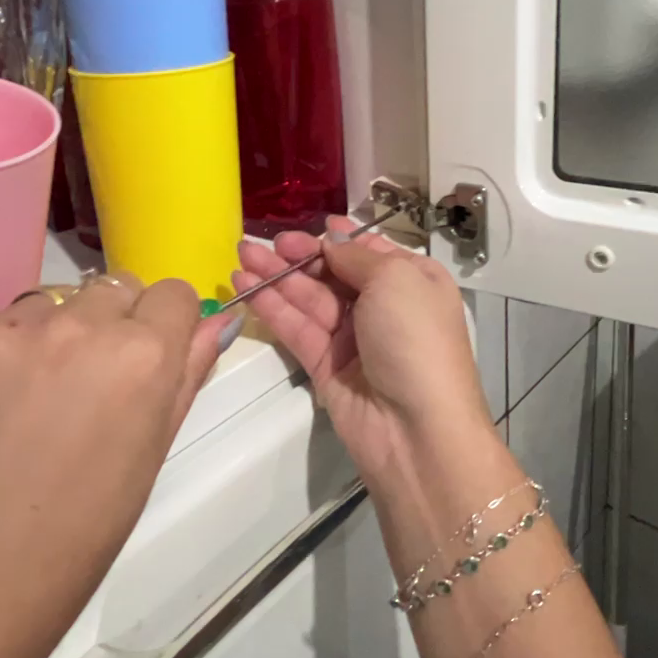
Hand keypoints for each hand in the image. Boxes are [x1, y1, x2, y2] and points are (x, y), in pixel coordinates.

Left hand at [0, 274, 240, 657]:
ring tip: (26, 407)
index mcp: (139, 357)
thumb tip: (213, 327)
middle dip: (113, 327)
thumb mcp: (145, 464)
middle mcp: (75, 327)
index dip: (168, 325)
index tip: (152, 358)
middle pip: (114, 290)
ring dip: (52, 338)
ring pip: (49, 306)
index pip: (174, 293)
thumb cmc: (67, 549)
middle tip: (89, 389)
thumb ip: (183, 380)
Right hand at [234, 216, 495, 483]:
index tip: (307, 227)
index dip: (337, 239)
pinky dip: (271, 307)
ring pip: (309, 298)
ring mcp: (354, 338)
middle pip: (334, 272)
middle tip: (262, 242)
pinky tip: (245, 285)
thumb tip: (331, 241)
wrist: (416, 430)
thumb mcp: (395, 279)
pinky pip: (296, 328)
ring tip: (241, 254)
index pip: (369, 251)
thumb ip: (356, 257)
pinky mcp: (326, 367)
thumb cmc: (416, 339)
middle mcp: (385, 306)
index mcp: (413, 280)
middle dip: (299, 255)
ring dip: (276, 276)